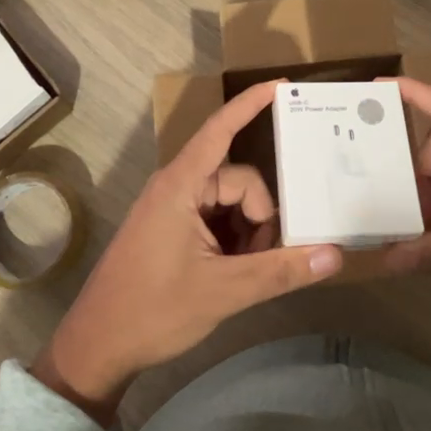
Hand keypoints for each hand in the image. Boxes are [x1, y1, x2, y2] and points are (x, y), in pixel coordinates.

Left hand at [31, 81, 343, 423]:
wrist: (96, 346)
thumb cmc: (152, 310)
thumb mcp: (223, 292)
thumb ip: (279, 271)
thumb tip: (334, 254)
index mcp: (181, 185)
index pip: (220, 129)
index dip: (250, 104)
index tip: (282, 85)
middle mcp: (178, 187)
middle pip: (239, 181)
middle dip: (262, 216)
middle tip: (270, 258)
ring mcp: (173, 209)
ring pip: (231, 203)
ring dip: (249, 233)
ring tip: (250, 273)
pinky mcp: (172, 230)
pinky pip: (216, 219)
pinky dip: (234, 240)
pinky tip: (238, 273)